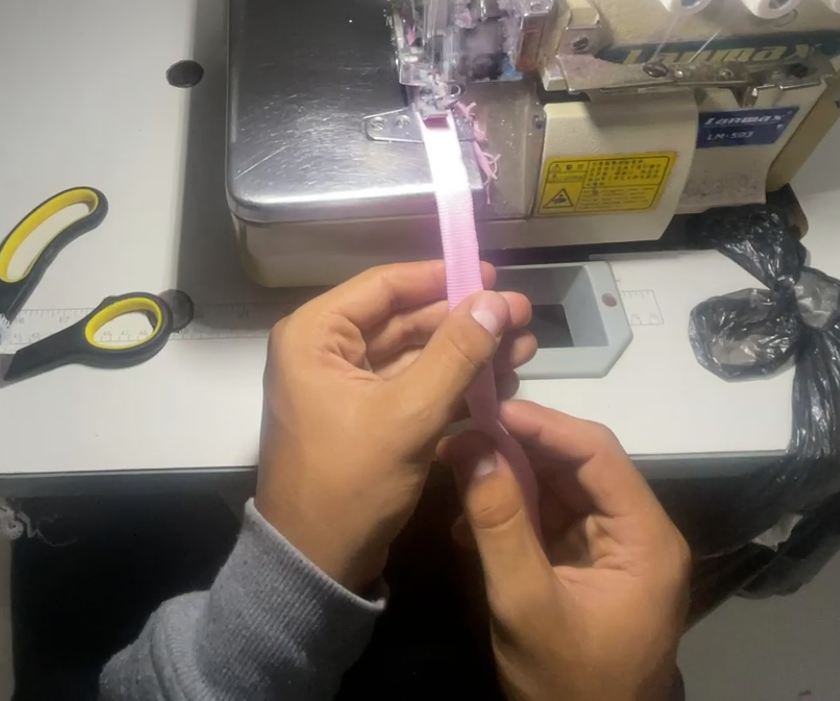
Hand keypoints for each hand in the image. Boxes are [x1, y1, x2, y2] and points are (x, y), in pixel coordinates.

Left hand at [254, 261, 535, 591]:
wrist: (316, 565)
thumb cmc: (349, 483)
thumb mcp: (407, 415)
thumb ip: (455, 355)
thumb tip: (496, 302)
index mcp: (315, 334)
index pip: (384, 286)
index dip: (439, 276)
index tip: (491, 274)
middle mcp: (325, 348)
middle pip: (403, 318)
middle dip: (463, 319)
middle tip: (521, 315)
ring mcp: (345, 382)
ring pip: (413, 352)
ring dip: (464, 351)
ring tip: (524, 345)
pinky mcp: (365, 412)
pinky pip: (412, 383)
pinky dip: (451, 381)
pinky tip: (498, 379)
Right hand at [442, 400, 690, 700]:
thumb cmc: (568, 686)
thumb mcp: (526, 605)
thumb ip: (500, 523)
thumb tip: (471, 445)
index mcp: (645, 538)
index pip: (596, 452)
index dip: (541, 423)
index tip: (485, 410)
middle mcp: (636, 531)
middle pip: (577, 460)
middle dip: (517, 445)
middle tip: (461, 435)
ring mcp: (611, 545)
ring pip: (558, 481)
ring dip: (507, 473)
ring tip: (456, 467)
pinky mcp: (586, 559)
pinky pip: (547, 512)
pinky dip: (509, 506)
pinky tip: (468, 520)